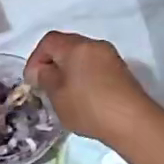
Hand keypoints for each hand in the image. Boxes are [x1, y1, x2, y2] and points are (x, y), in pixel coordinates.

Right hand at [25, 31, 160, 145]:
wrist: (132, 122)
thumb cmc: (88, 107)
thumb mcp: (56, 95)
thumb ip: (45, 77)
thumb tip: (42, 70)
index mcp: (76, 47)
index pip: (48, 41)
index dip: (35, 58)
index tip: (31, 80)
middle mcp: (94, 45)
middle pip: (66, 46)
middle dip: (51, 63)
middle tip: (44, 85)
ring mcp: (110, 57)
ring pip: (81, 56)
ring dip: (68, 70)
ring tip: (62, 93)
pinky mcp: (121, 71)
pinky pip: (94, 66)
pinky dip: (82, 76)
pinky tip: (81, 96)